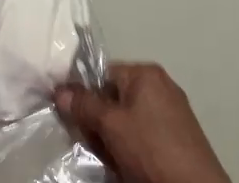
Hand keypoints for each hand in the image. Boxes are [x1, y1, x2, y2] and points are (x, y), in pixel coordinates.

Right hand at [56, 63, 230, 182]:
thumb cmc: (151, 149)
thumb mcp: (110, 125)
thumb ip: (82, 105)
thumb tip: (59, 90)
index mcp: (146, 73)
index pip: (101, 74)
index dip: (84, 95)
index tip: (75, 118)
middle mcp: (161, 86)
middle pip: (113, 98)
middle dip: (99, 121)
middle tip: (96, 143)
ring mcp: (172, 114)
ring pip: (126, 121)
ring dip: (113, 139)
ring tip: (113, 158)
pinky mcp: (178, 139)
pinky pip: (143, 135)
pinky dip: (131, 149)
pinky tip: (129, 165)